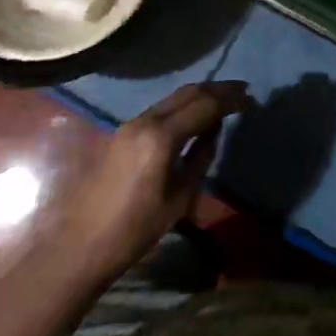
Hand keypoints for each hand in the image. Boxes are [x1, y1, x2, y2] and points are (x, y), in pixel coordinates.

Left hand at [75, 81, 253, 270]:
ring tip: (225, 99)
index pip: (205, 104)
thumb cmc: (137, 228)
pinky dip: (183, 105)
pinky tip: (196, 114)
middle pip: (189, 92)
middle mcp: (145, 121)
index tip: (253, 101)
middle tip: (244, 91)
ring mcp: (131, 124)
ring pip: (174, 97)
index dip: (231, 100)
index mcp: (161, 137)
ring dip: (201, 94)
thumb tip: (215, 128)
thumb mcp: (181, 196)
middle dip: (219, 89)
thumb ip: (202, 154)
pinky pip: (161, 108)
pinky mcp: (123, 132)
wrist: (82, 246)